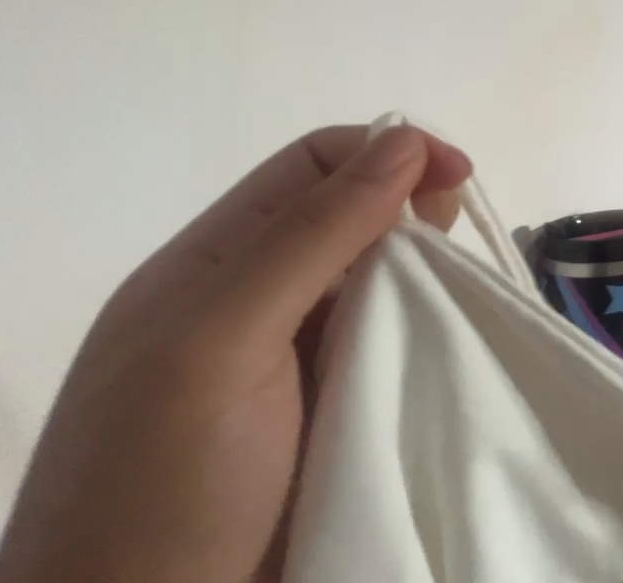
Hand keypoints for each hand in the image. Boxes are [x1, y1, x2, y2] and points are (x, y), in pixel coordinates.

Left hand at [0, 125, 470, 582]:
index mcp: (213, 265)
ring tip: (451, 301)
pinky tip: (448, 338)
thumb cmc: (164, 483)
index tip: (458, 181)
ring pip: (387, 270)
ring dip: (432, 268)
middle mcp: (259, 295)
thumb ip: (310, 236)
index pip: (315, 164)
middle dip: (417, 209)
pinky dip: (435, 319)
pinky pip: (401, 329)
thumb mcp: (220, 343)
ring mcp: (302, 350)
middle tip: (447, 254)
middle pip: (359, 210)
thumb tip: (406, 138)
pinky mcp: (345, 396)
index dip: (391, 153)